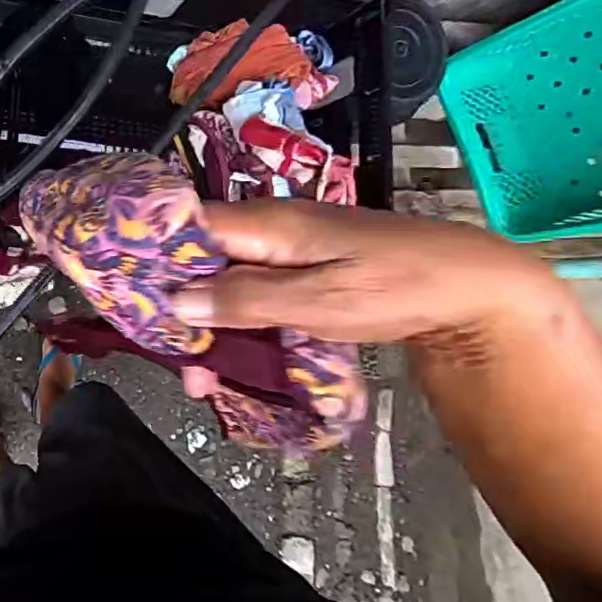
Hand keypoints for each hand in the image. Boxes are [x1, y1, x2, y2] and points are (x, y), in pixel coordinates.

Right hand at [170, 200, 563, 347]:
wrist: (468, 285)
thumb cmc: (397, 287)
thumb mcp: (320, 300)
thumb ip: (248, 298)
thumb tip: (178, 299)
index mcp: (271, 225)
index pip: (191, 226)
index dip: (156, 256)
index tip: (133, 300)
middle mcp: (276, 230)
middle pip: (209, 259)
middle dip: (185, 308)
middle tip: (183, 366)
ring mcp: (296, 251)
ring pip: (235, 281)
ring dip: (216, 324)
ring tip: (207, 376)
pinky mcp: (313, 272)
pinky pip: (264, 294)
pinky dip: (248, 324)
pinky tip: (245, 357)